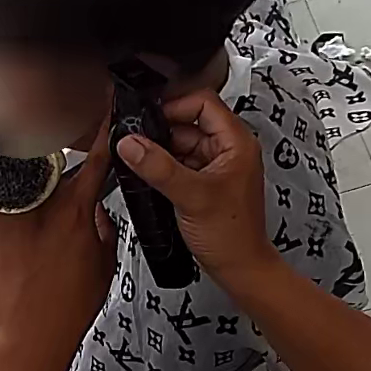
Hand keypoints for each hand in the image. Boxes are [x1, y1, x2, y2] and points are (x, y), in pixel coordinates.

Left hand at [0, 124, 116, 364]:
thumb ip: (104, 227)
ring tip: (22, 123)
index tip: (105, 110)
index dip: (103, 131)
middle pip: (50, 152)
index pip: (95, 160)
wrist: (35, 330)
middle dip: (56, 129)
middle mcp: (44, 205)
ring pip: (15, 162)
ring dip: (21, 143)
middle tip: (58, 113)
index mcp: (78, 211)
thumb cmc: (69, 303)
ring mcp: (14, 212)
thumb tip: (97, 209)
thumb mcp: (105, 261)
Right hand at [115, 91, 280, 287]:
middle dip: (162, 132)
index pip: (203, 102)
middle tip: (138, 143)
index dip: (173, 105)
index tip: (148, 118)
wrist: (240, 268)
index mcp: (237, 142)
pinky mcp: (207, 183)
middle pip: (189, 122)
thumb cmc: (232, 236)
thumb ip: (158, 167)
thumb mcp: (191, 196)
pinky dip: (166, 167)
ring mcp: (218, 166)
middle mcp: (230, 150)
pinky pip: (182, 163)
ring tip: (144, 163)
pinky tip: (153, 177)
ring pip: (182, 143)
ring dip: (162, 151)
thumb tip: (130, 143)